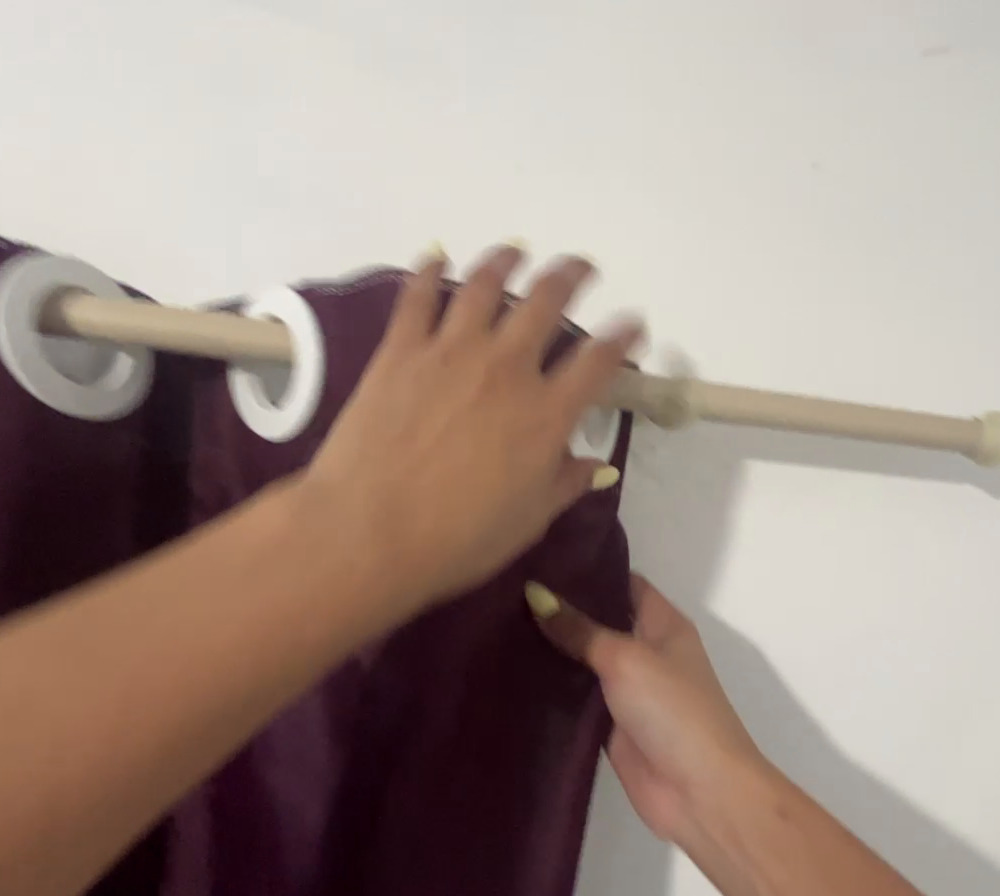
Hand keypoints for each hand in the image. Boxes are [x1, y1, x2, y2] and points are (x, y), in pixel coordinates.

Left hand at [299, 245, 642, 607]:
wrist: (368, 532)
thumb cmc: (457, 538)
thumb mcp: (528, 520)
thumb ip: (565, 484)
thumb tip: (596, 465)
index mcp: (546, 414)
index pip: (598, 361)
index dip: (622, 336)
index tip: (632, 324)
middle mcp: (506, 369)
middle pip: (547, 303)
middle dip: (571, 277)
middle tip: (580, 270)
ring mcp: (450, 352)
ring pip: (486, 285)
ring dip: (506, 261)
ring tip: (516, 253)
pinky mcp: (400, 350)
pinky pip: (418, 296)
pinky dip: (429, 271)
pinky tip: (436, 256)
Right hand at [527, 576, 766, 844]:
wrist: (699, 791)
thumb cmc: (673, 710)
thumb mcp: (625, 658)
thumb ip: (580, 629)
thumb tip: (535, 594)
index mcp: (663, 624)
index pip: (623, 582)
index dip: (587, 569)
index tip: (540, 557)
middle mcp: (646, 651)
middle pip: (599, 620)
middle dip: (560, 608)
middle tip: (505, 588)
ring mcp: (627, 690)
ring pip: (583, 660)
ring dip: (550, 648)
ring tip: (495, 621)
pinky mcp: (609, 726)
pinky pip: (575, 699)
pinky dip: (550, 688)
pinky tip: (508, 671)